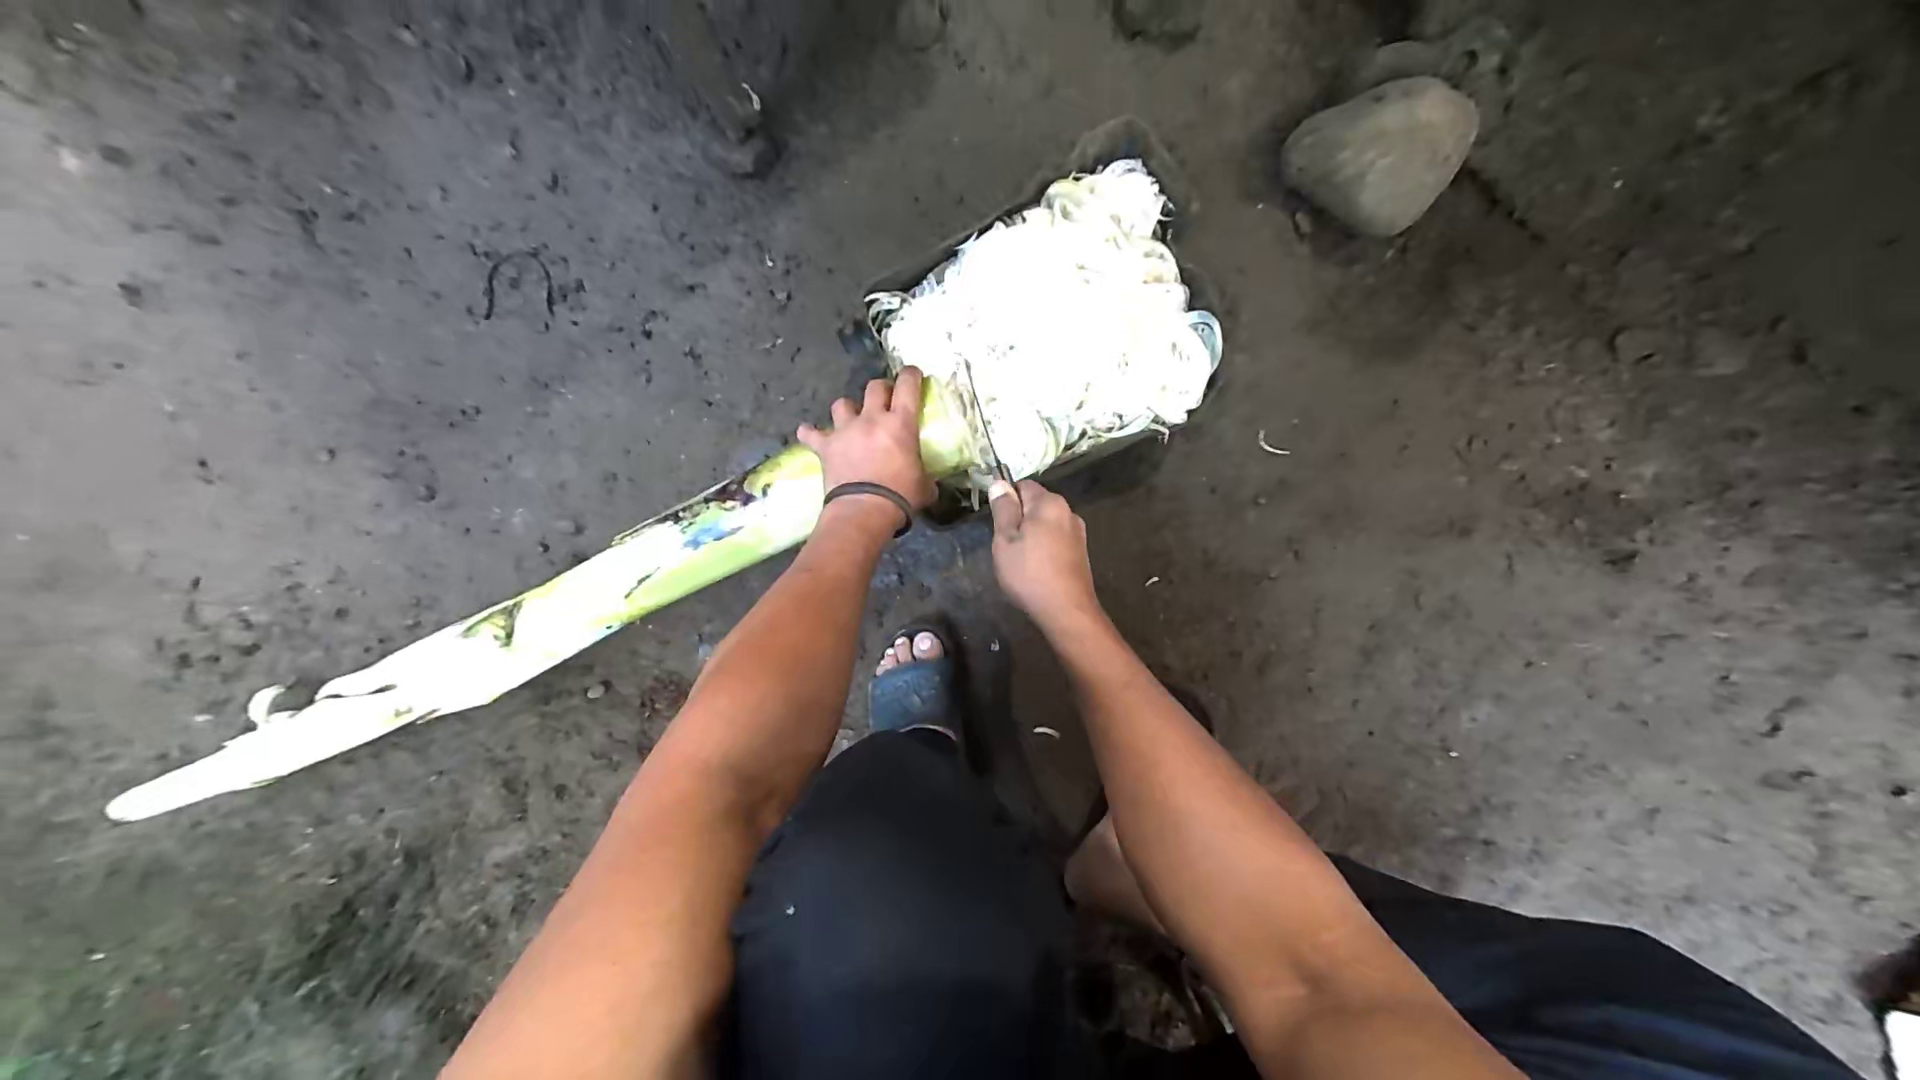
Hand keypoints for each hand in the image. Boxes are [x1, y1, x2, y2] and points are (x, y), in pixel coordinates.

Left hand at [798, 367, 935, 518]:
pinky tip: (809, 434)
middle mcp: (872, 419)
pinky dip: (810, 433)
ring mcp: (845, 430)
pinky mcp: (825, 446)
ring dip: (848, 408)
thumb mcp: (924, 486)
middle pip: (874, 387)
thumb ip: (926, 478)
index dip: (911, 375)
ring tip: (851, 418)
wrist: (864, 510)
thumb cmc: (900, 497)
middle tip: (885, 400)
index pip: (907, 385)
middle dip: (881, 389)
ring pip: (842, 404)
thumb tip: (929, 486)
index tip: (913, 375)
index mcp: (900, 423)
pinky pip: (810, 434)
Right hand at [988, 479, 1102, 630]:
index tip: (997, 523)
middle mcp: (1068, 511)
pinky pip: (1056, 539)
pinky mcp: (1081, 551)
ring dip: (1032, 533)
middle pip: (1036, 504)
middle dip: (1019, 517)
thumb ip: (1003, 509)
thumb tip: (1000, 482)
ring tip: (1020, 559)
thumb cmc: (1029, 573)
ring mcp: (1077, 532)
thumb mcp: (1005, 540)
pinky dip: (1044, 546)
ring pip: (1046, 523)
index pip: (1023, 485)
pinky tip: (1037, 567)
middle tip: (1005, 544)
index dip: (1007, 499)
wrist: (1066, 610)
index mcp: (1049, 503)